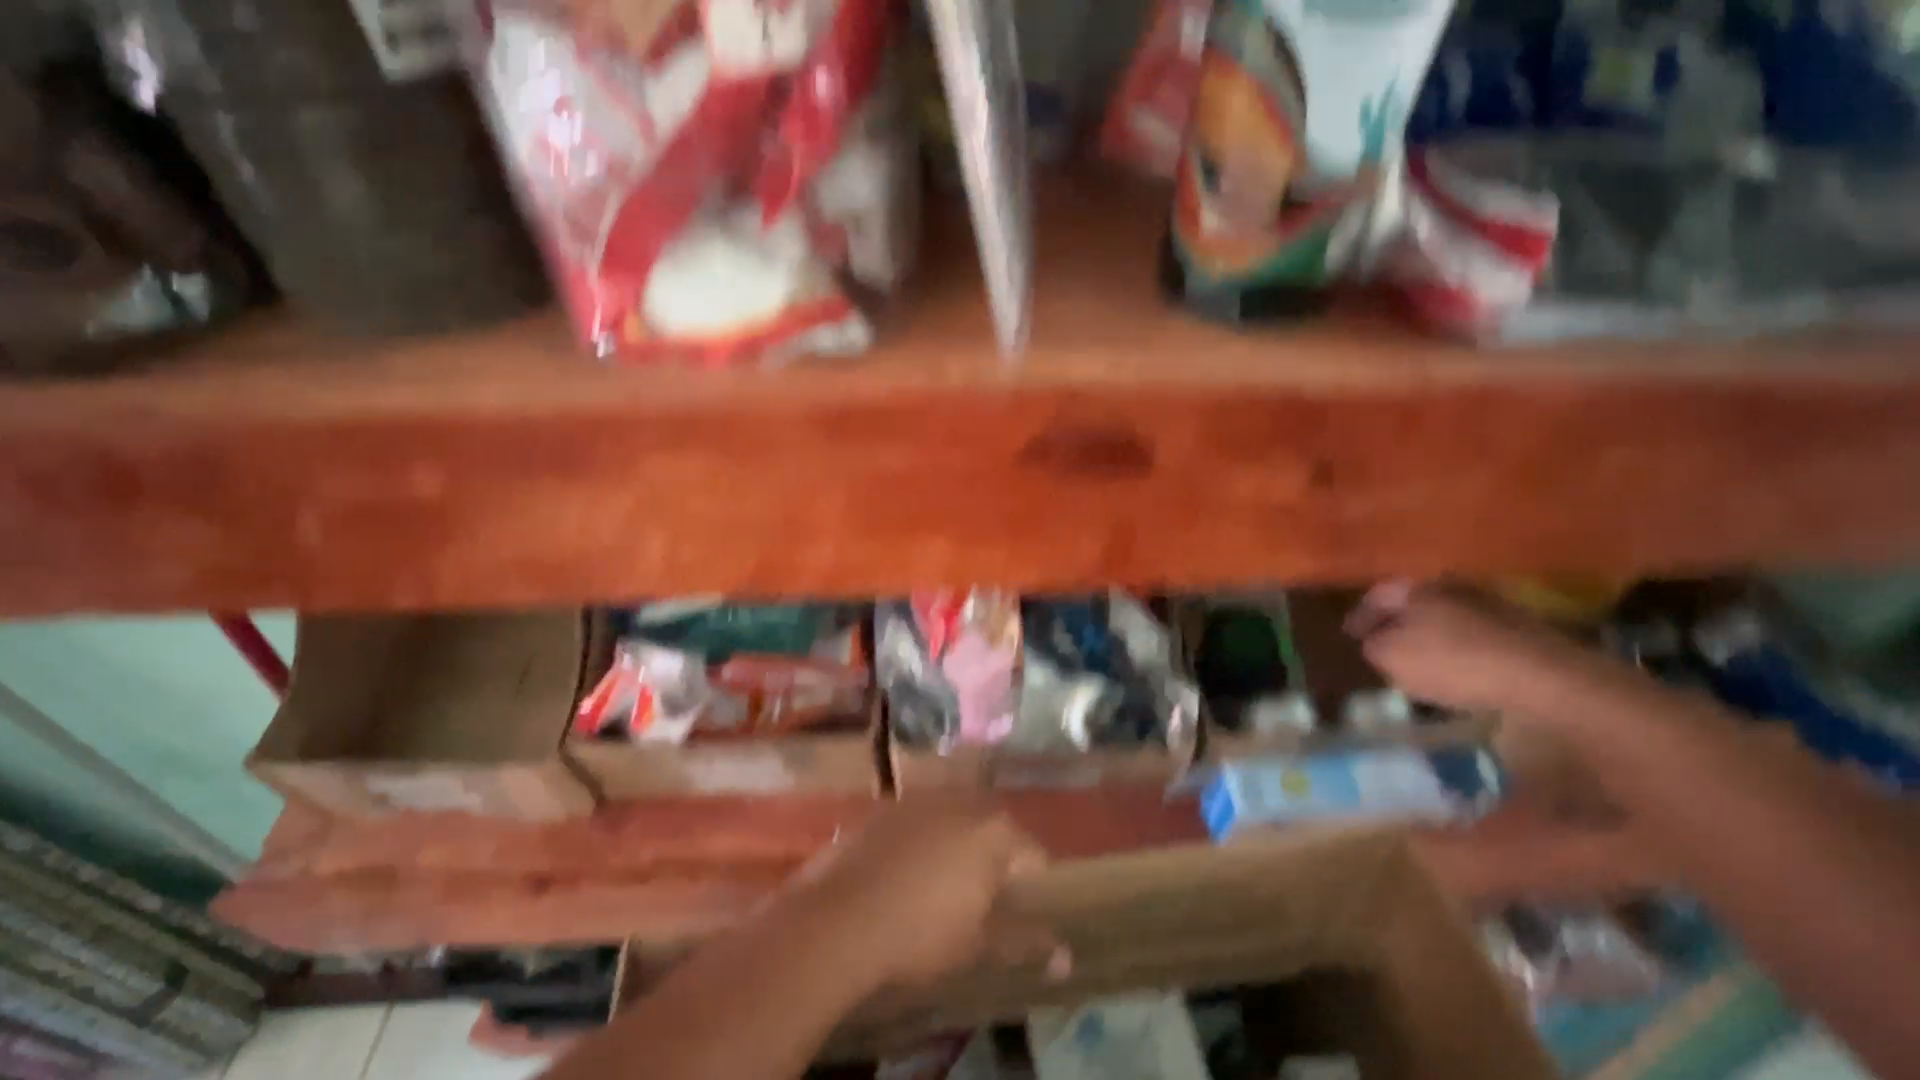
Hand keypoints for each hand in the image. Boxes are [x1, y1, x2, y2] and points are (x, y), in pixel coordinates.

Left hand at [784, 797, 1062, 988]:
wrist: (836, 921)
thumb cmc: (919, 934)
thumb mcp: (978, 945)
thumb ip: (1025, 943)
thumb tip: (1067, 960)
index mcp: (995, 832)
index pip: (1035, 858)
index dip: (1034, 891)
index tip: (1019, 919)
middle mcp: (962, 802)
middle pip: (995, 831)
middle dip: (996, 862)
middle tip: (983, 905)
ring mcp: (918, 800)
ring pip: (955, 822)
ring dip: (957, 847)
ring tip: (942, 890)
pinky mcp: (882, 808)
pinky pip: (918, 823)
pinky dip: (921, 843)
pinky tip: (904, 876)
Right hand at [1345, 581, 1615, 715]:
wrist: (1539, 675)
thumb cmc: (1452, 662)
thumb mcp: (1392, 658)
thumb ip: (1374, 646)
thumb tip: (1373, 640)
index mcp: (1416, 589)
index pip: (1378, 596)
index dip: (1360, 616)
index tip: (1348, 634)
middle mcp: (1451, 588)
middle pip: (1413, 602)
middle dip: (1396, 620)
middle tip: (1381, 641)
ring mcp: (1488, 605)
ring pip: (1445, 617)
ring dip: (1429, 633)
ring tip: (1418, 657)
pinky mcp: (1517, 629)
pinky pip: (1472, 634)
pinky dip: (1456, 646)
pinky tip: (1455, 666)